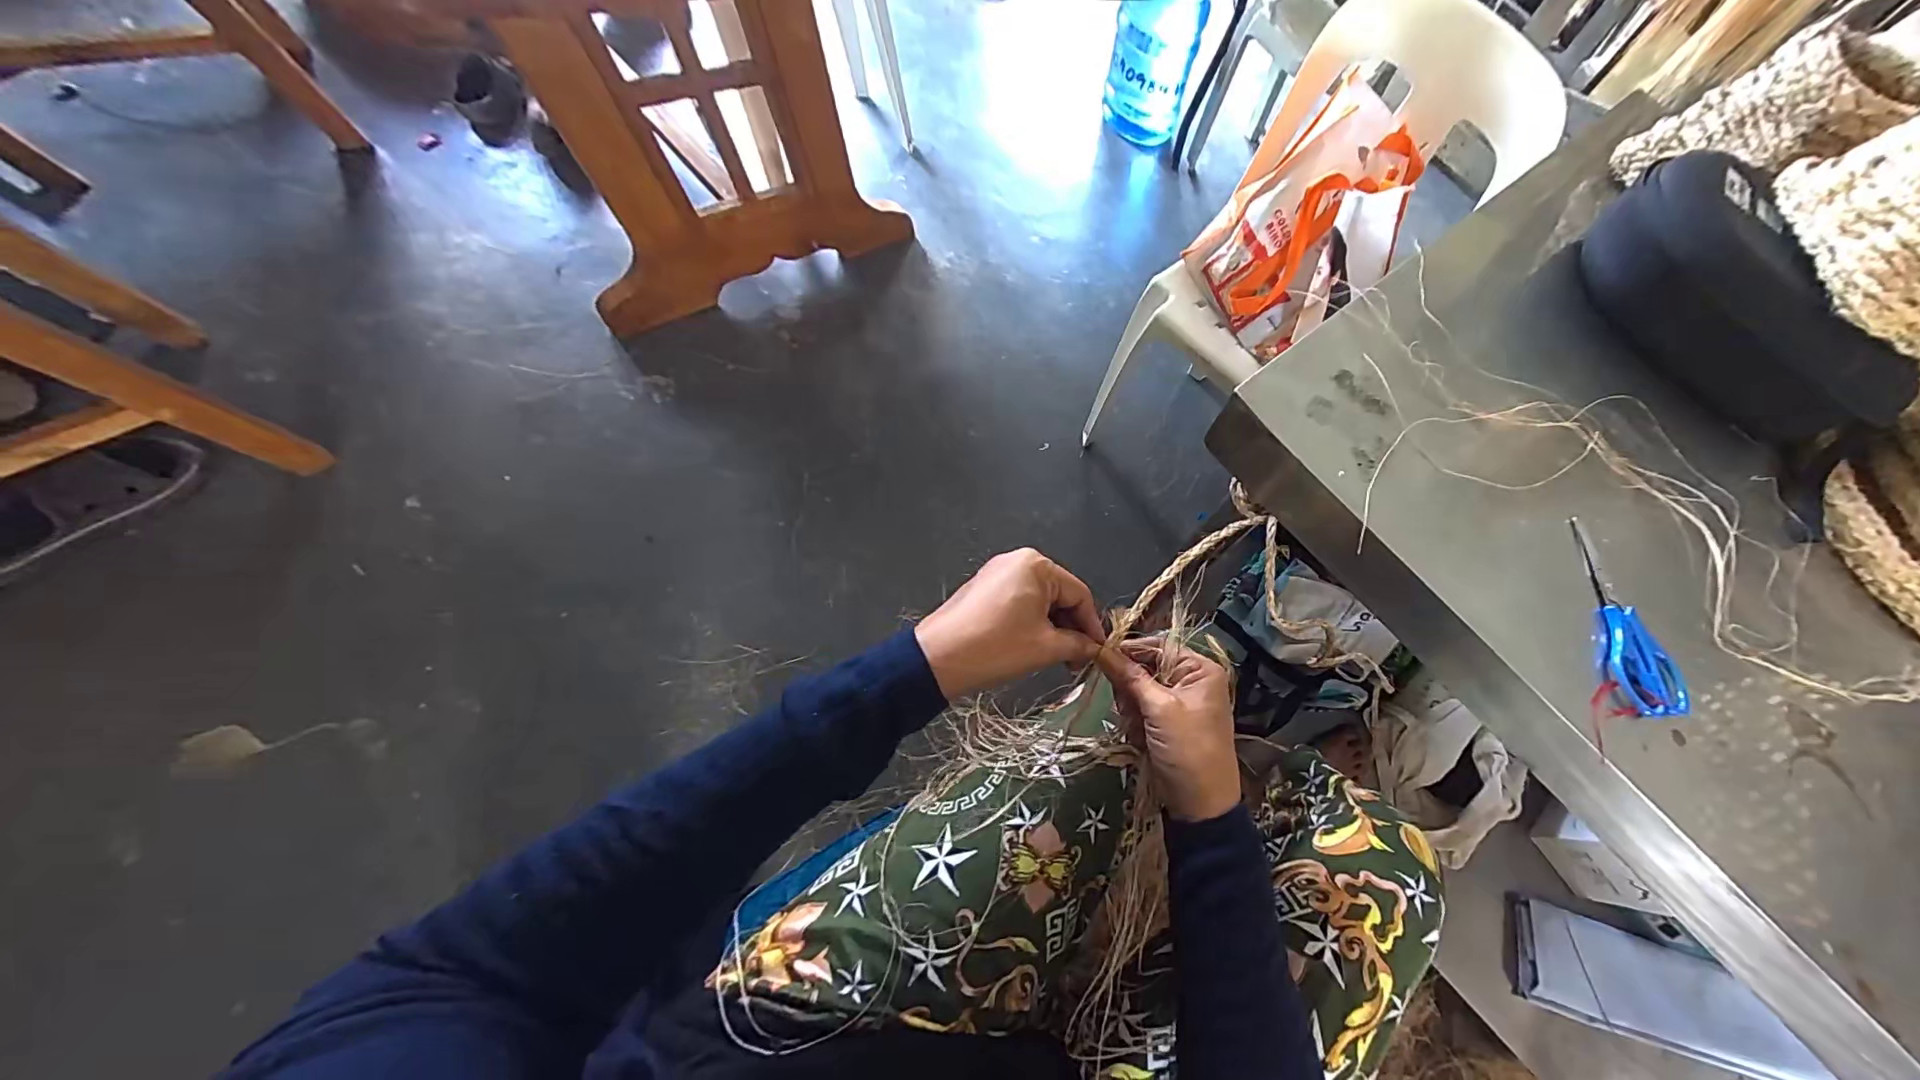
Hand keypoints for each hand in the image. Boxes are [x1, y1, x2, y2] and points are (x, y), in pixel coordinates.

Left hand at [914, 549, 1107, 699]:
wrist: (938, 659)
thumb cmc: (995, 647)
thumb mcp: (1046, 647)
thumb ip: (1078, 644)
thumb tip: (1093, 648)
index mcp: (1036, 565)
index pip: (1080, 593)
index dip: (1092, 626)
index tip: (1099, 651)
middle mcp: (1016, 561)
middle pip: (1060, 595)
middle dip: (1071, 628)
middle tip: (1077, 660)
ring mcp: (997, 573)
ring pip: (1040, 601)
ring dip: (1052, 628)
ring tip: (1056, 658)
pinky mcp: (983, 589)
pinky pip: (1019, 603)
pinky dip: (1031, 624)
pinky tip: (1033, 647)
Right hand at [1097, 641, 1239, 821]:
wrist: (1201, 804)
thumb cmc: (1188, 749)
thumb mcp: (1159, 709)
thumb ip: (1130, 676)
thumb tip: (1101, 648)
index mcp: (1200, 669)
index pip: (1157, 644)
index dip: (1129, 650)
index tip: (1100, 655)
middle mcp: (1190, 680)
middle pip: (1144, 666)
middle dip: (1130, 687)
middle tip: (1129, 709)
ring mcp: (1178, 702)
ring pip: (1136, 688)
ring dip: (1130, 708)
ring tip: (1138, 729)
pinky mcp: (1166, 721)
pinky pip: (1139, 709)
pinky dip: (1134, 721)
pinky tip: (1139, 737)